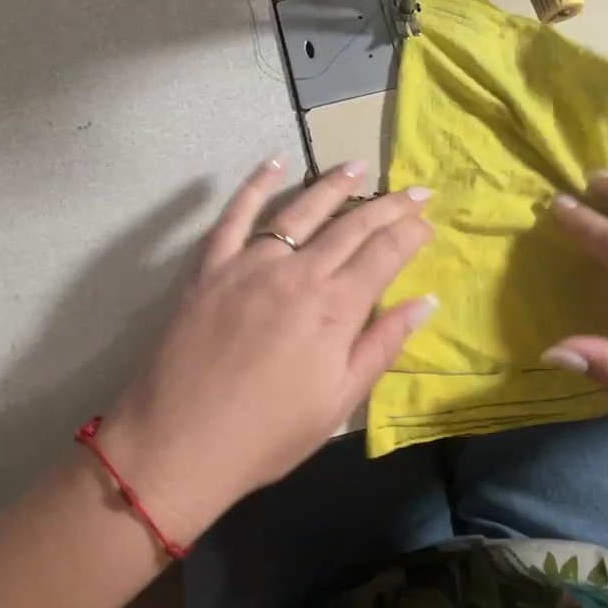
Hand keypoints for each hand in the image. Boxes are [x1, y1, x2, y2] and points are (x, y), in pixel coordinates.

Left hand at [98, 157, 436, 543]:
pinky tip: (275, 162)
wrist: (179, 445)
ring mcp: (250, 263)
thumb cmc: (267, 434)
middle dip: (389, 204)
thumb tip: (426, 302)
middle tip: (415, 190)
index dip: (411, 233)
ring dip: (334, 184)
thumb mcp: (338, 402)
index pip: (385, 253)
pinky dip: (256, 184)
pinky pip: (236, 214)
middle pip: (352, 225)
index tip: (428, 222)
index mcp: (333, 308)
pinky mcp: (211, 265)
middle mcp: (297, 272)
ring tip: (358, 166)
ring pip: (301, 210)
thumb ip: (382, 345)